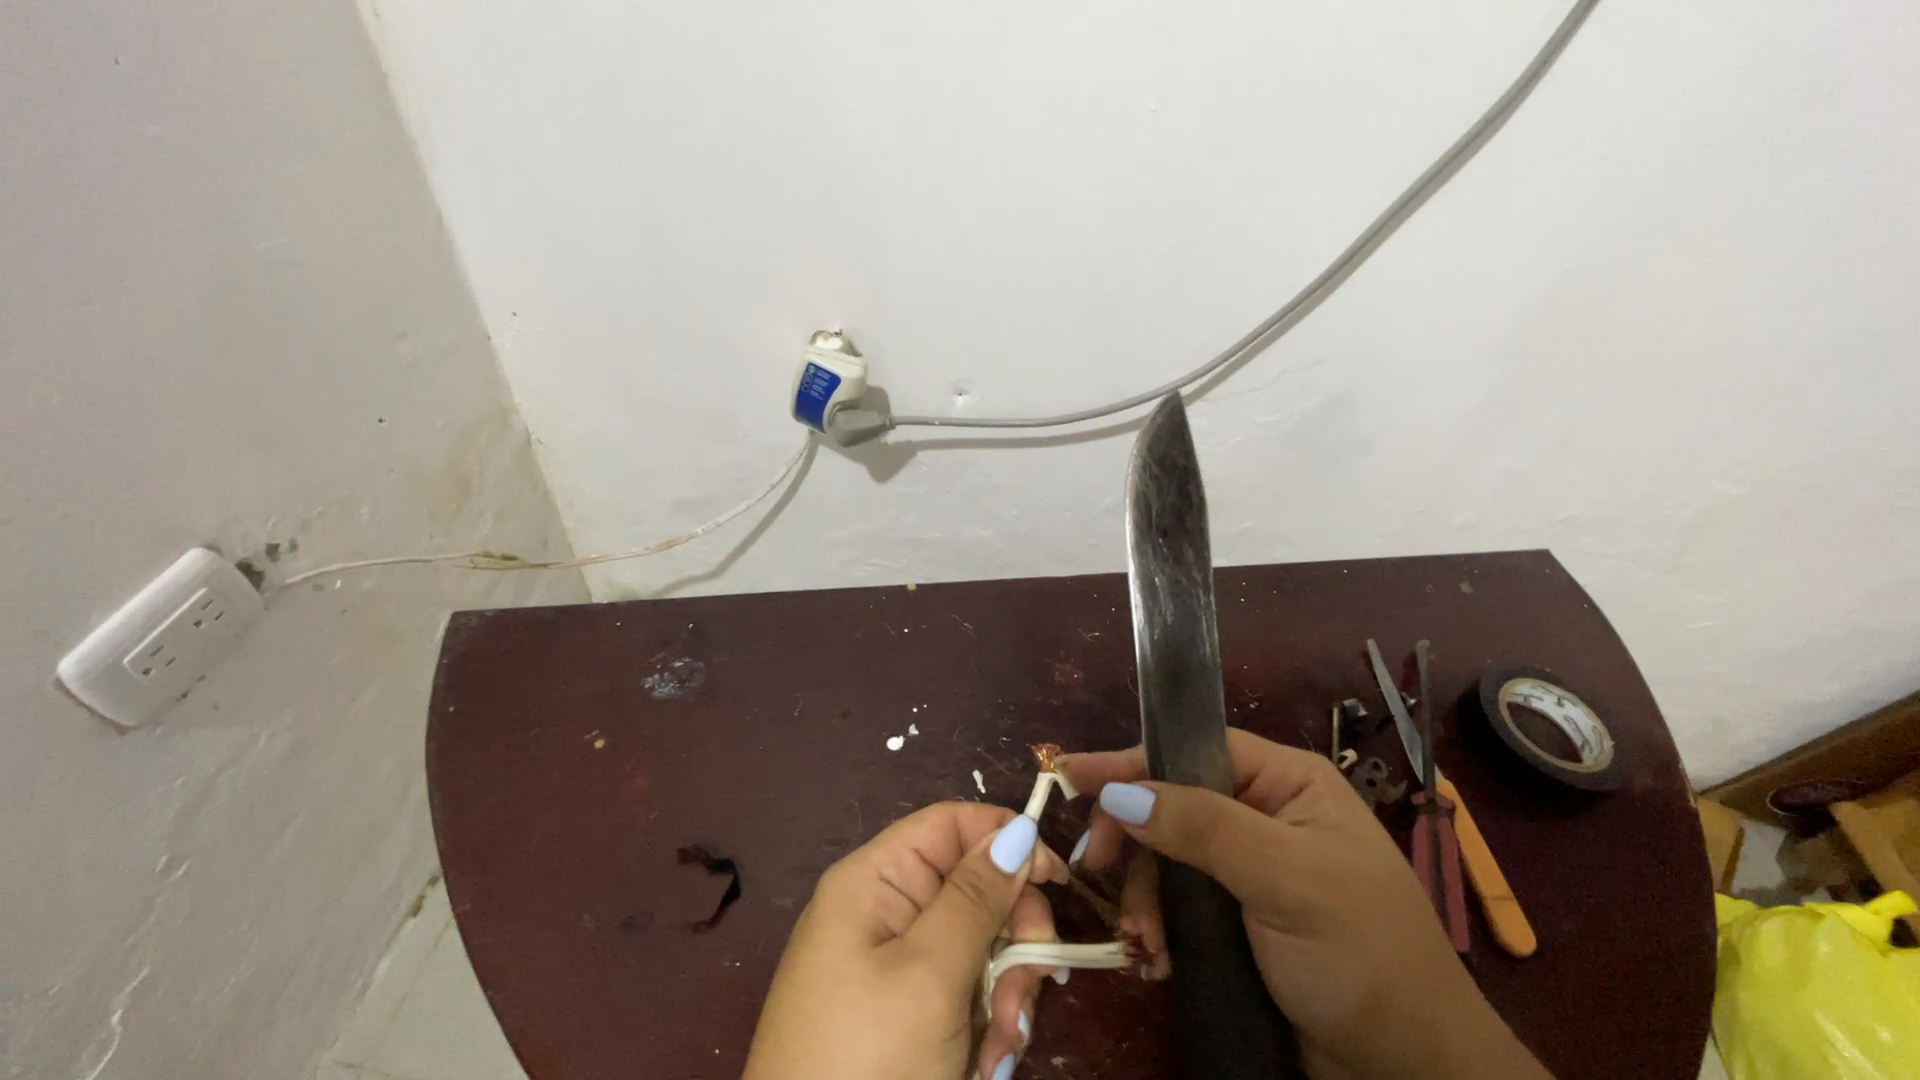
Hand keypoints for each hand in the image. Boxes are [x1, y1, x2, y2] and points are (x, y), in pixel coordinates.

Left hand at [744, 802, 1068, 1079]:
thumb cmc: (868, 1059)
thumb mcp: (929, 974)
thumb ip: (976, 898)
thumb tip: (1018, 827)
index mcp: (875, 881)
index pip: (952, 824)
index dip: (1006, 839)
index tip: (1056, 880)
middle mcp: (884, 912)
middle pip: (975, 888)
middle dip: (1013, 937)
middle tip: (1032, 986)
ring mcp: (895, 966)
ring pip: (980, 947)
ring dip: (1006, 993)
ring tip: (1000, 1048)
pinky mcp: (907, 1012)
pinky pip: (965, 993)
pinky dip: (986, 1025)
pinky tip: (984, 1065)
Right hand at [1060, 731, 1551, 1079]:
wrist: (1409, 1069)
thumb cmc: (1360, 955)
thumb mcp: (1285, 880)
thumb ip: (1203, 827)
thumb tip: (1118, 792)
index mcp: (1288, 784)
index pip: (1195, 749)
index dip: (1133, 761)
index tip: (1072, 776)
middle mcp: (1266, 815)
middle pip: (1173, 802)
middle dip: (1133, 839)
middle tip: (1092, 865)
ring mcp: (1251, 869)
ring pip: (1169, 857)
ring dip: (1143, 894)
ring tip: (1141, 940)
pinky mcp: (1239, 919)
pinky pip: (1178, 902)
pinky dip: (1158, 924)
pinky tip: (1155, 955)